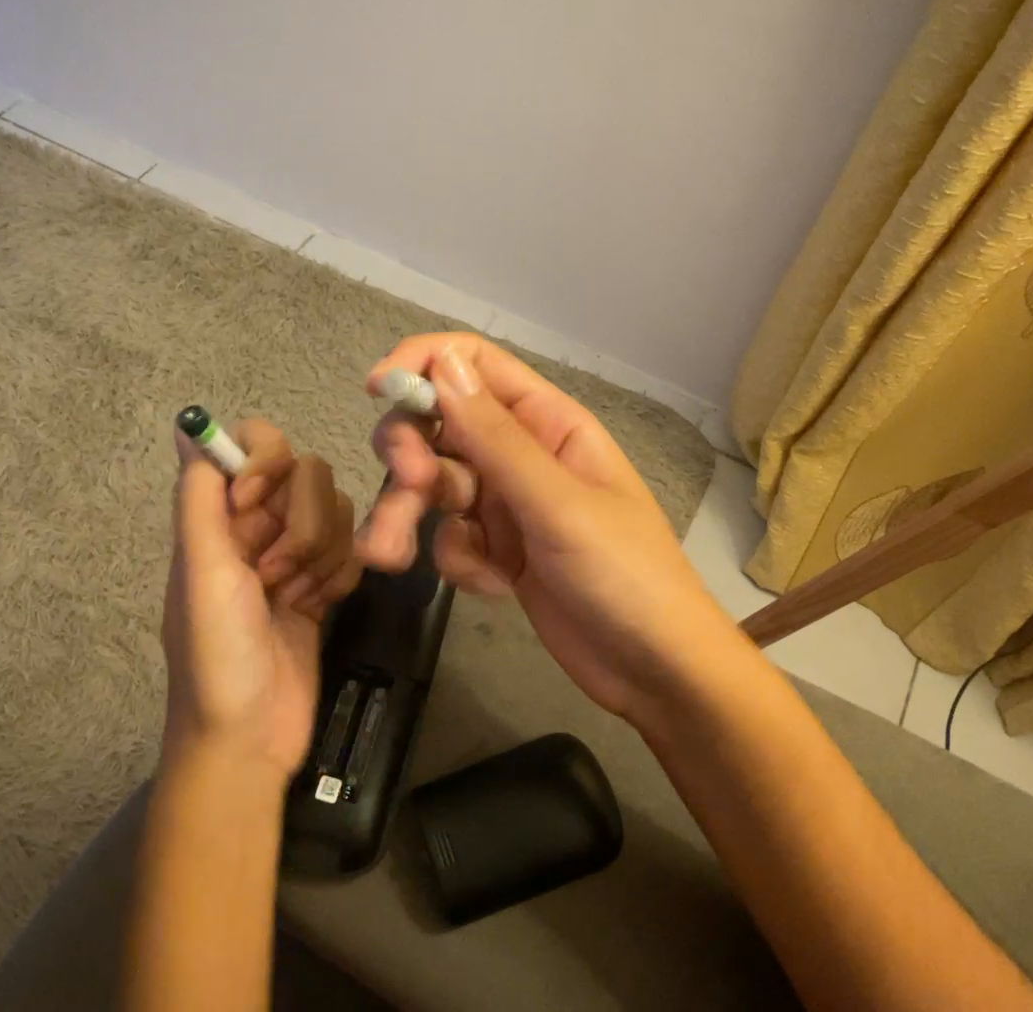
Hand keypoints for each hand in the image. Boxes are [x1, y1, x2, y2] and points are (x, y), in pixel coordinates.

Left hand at [162, 420, 360, 779]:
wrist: (250, 738)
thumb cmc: (217, 656)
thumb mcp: (202, 572)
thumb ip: (201, 496)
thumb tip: (188, 423)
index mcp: (217, 516)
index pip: (255, 443)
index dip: (268, 464)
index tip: (257, 505)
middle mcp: (255, 526)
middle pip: (308, 475)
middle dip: (303, 526)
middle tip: (277, 576)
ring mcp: (292, 555)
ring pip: (336, 512)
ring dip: (322, 557)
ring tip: (296, 600)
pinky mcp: (322, 584)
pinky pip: (351, 550)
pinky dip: (339, 578)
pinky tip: (318, 609)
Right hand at [356, 334, 737, 723]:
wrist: (654, 669)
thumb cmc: (625, 576)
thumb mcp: (558, 504)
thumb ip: (496, 437)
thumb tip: (443, 362)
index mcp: (550, 424)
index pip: (476, 365)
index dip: (424, 365)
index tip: (378, 390)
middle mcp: (524, 455)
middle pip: (441, 426)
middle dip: (411, 453)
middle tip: (406, 487)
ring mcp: (509, 505)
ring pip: (435, 487)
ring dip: (408, 515)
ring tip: (390, 556)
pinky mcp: (499, 551)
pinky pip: (453, 538)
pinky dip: (458, 560)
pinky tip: (493, 587)